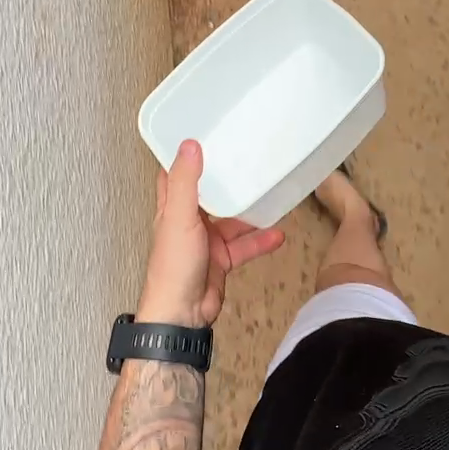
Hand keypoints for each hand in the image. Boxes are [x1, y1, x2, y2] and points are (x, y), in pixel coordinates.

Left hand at [136, 140, 285, 328]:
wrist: (183, 314)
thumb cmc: (173, 268)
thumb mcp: (179, 217)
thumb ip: (185, 182)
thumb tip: (189, 145)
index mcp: (171, 208)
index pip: (174, 174)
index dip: (185, 156)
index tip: (202, 135)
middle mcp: (187, 222)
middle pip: (207, 194)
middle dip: (224, 179)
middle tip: (246, 159)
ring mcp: (205, 241)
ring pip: (231, 220)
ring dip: (248, 211)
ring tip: (270, 194)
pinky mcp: (221, 260)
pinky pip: (244, 245)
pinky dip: (260, 240)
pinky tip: (277, 233)